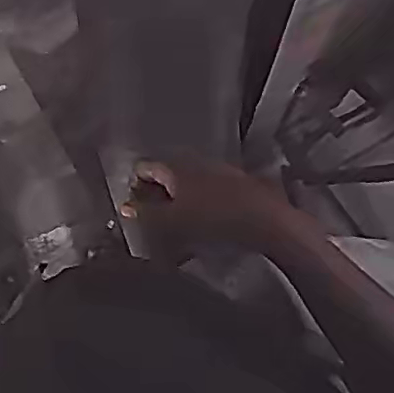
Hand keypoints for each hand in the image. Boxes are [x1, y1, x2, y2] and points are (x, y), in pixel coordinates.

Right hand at [124, 157, 307, 258]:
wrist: (269, 223)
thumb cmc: (212, 219)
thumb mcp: (171, 222)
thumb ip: (144, 214)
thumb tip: (125, 207)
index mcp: (174, 166)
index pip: (143, 168)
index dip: (134, 188)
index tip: (135, 211)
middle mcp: (194, 161)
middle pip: (165, 177)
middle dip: (157, 198)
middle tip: (155, 224)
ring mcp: (218, 170)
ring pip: (188, 185)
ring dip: (180, 205)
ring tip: (180, 231)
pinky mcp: (238, 184)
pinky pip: (209, 193)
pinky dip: (201, 207)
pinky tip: (206, 228)